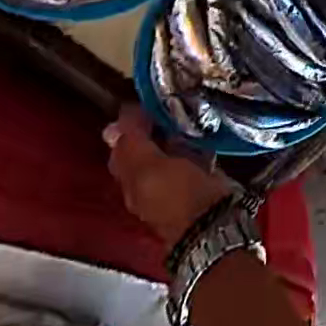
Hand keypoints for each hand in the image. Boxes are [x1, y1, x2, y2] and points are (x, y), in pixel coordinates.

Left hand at [104, 105, 236, 243]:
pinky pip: (193, 156)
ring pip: (171, 151)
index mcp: (132, 183)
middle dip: (153, 127)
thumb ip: (131, 147)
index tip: (143, 103)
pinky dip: (195, 141)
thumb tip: (109, 129)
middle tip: (165, 102)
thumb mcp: (148, 168)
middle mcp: (151, 185)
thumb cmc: (178, 195)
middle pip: (147, 149)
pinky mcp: (202, 182)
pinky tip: (202, 128)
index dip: (129, 126)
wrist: (216, 224)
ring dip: (175, 132)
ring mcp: (177, 185)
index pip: (123, 149)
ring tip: (184, 108)